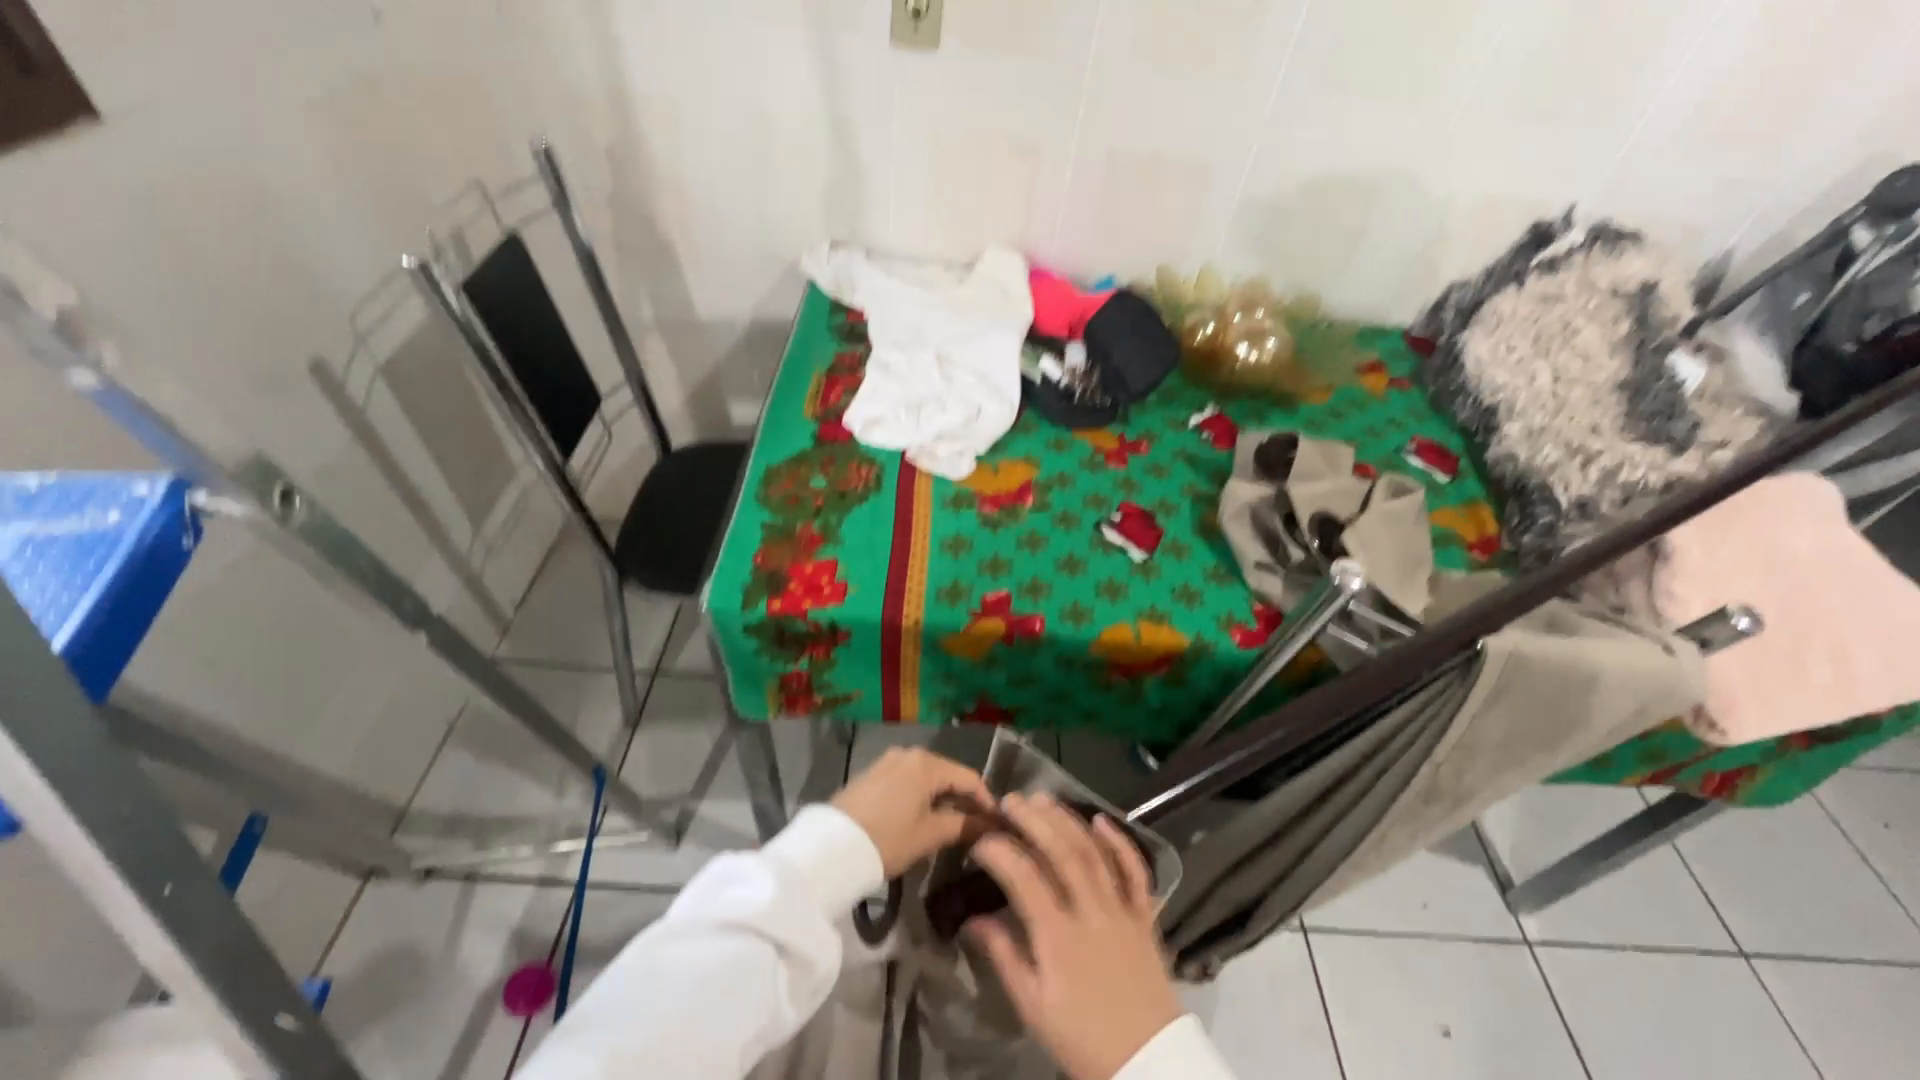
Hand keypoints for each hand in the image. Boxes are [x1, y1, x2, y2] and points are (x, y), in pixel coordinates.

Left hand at [831, 747, 992, 877]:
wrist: (831, 847)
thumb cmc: (887, 839)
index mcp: (926, 763)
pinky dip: (921, 796)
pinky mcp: (871, 775)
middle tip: (977, 826)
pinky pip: (907, 781)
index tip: (997, 823)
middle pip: (947, 774)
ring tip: (953, 824)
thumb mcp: (928, 835)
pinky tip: (924, 817)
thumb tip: (988, 825)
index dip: (986, 800)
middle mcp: (908, 754)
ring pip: (926, 778)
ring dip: (942, 798)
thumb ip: (962, 826)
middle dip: (964, 799)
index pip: (969, 777)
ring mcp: (887, 762)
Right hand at [965, 793, 1183, 1079]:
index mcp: (1059, 938)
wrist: (1148, 1059)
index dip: (1000, 852)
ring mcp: (1123, 911)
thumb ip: (1004, 958)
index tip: (980, 839)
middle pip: (1063, 853)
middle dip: (1034, 821)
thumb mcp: (1033, 1007)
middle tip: (1011, 800)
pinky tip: (1101, 820)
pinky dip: (1120, 842)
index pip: (1025, 879)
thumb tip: (973, 920)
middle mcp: (1092, 913)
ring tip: (1044, 799)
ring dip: (1069, 821)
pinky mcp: (1146, 917)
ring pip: (1096, 854)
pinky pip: (1135, 872)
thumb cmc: (1083, 1038)